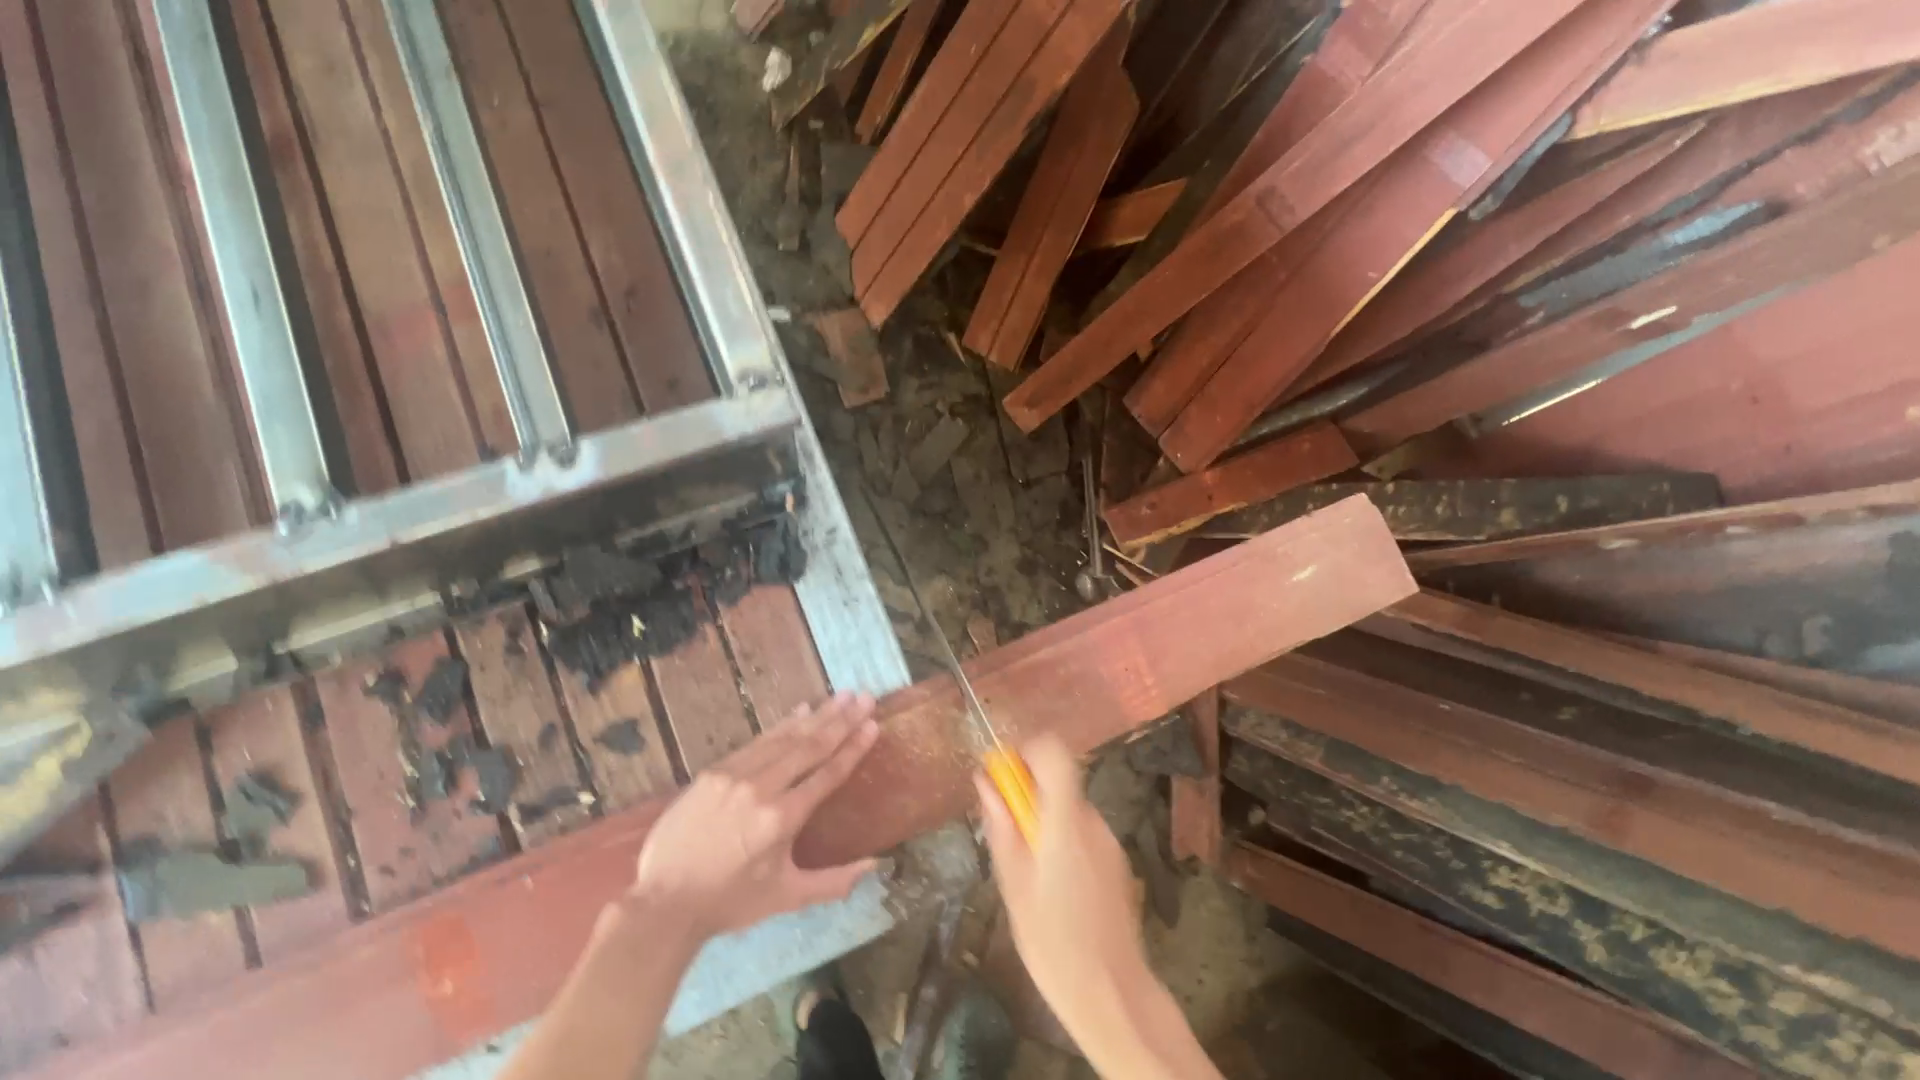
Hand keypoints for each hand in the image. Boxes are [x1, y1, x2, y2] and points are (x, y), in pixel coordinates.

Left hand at [632, 693, 881, 940]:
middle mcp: (761, 789)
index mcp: (782, 819)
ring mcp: (733, 777)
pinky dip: (780, 726)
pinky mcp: (713, 773)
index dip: (853, 748)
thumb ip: (834, 882)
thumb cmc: (731, 902)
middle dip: (841, 720)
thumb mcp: (787, 897)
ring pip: (783, 739)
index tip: (873, 724)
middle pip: (809, 747)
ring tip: (840, 696)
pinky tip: (799, 711)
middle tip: (865, 697)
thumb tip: (876, 864)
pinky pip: (755, 743)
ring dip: (815, 716)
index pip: (827, 774)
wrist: (664, 902)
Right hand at [974, 735, 1151, 1036]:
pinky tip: (1054, 890)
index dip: (1028, 752)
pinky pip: (1084, 836)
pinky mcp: (1117, 864)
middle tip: (1005, 838)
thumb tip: (986, 782)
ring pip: (1070, 812)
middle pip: (1059, 785)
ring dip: (1044, 825)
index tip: (1003, 775)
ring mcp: (1110, 843)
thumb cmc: (1051, 941)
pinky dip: (1063, 844)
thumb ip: (1002, 827)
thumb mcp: (1013, 885)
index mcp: (1065, 822)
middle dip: (1029, 799)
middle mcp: (1093, 822)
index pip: (1055, 754)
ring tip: (1027, 875)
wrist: (1110, 991)